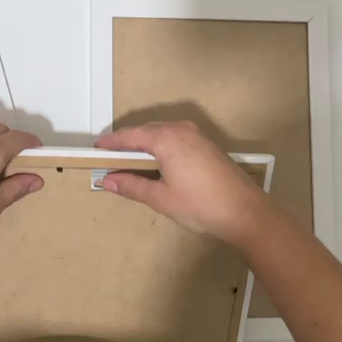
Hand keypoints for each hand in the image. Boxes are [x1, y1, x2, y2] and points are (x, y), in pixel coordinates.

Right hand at [94, 121, 274, 244]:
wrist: (245, 211)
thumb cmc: (200, 205)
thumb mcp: (160, 198)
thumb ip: (132, 186)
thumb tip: (108, 180)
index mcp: (166, 139)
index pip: (130, 136)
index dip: (111, 142)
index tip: (96, 148)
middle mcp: (180, 129)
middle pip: (145, 130)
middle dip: (126, 142)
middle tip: (109, 156)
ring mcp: (196, 134)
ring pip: (161, 132)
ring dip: (143, 143)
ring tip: (128, 159)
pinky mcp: (206, 143)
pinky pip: (174, 136)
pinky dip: (159, 144)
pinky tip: (155, 160)